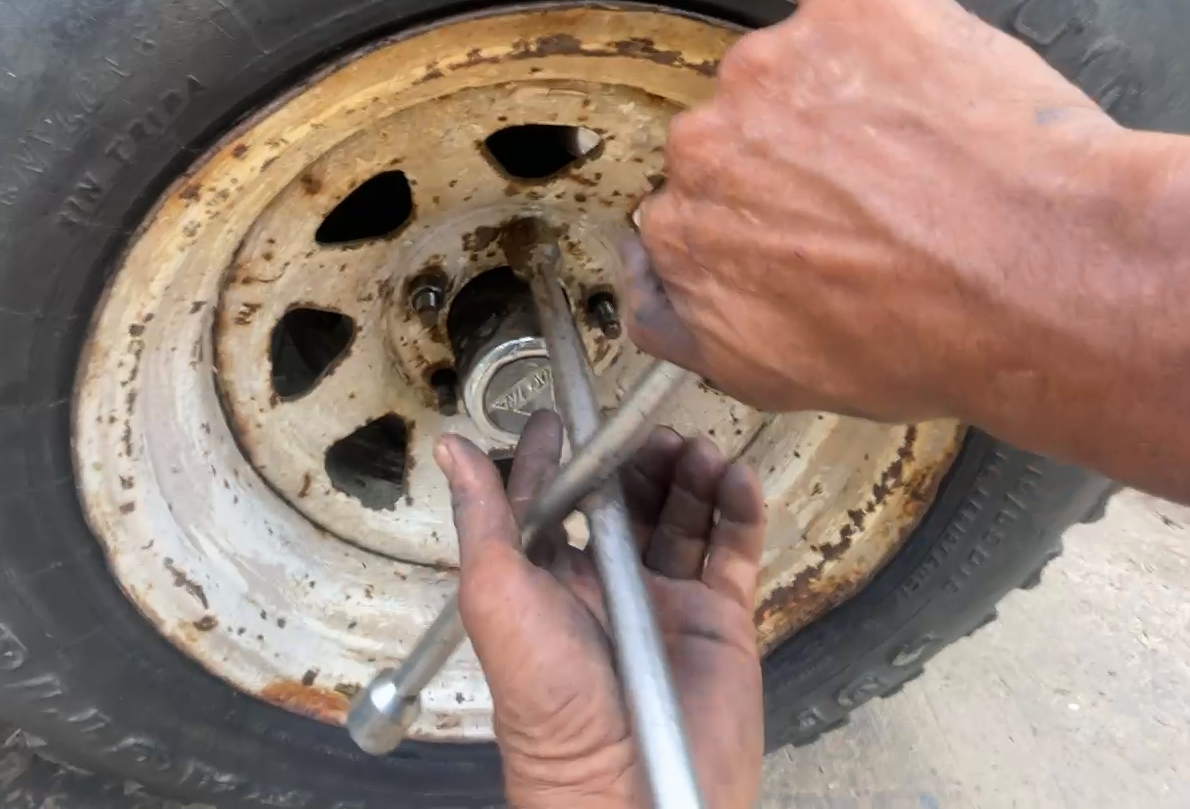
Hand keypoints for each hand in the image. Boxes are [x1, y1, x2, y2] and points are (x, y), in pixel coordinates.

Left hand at [436, 412, 764, 808]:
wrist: (624, 790)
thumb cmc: (547, 693)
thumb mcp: (498, 596)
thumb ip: (482, 518)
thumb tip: (451, 446)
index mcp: (553, 572)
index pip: (559, 497)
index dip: (561, 456)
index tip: (563, 417)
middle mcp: (608, 576)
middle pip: (630, 497)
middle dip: (641, 458)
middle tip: (655, 432)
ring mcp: (666, 594)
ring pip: (682, 514)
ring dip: (690, 474)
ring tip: (695, 447)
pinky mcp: (717, 615)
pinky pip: (733, 549)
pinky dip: (738, 509)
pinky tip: (735, 475)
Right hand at [627, 0, 1136, 419]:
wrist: (1044, 277)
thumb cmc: (913, 339)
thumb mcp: (767, 377)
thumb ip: (684, 330)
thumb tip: (653, 296)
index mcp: (679, 228)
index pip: (685, 209)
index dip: (741, 220)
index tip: (787, 228)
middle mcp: (702, 143)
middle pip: (724, 136)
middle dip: (771, 158)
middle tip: (855, 189)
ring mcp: (768, 68)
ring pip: (773, 72)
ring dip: (815, 95)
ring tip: (900, 137)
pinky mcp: (843, 10)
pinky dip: (853, 20)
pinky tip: (901, 58)